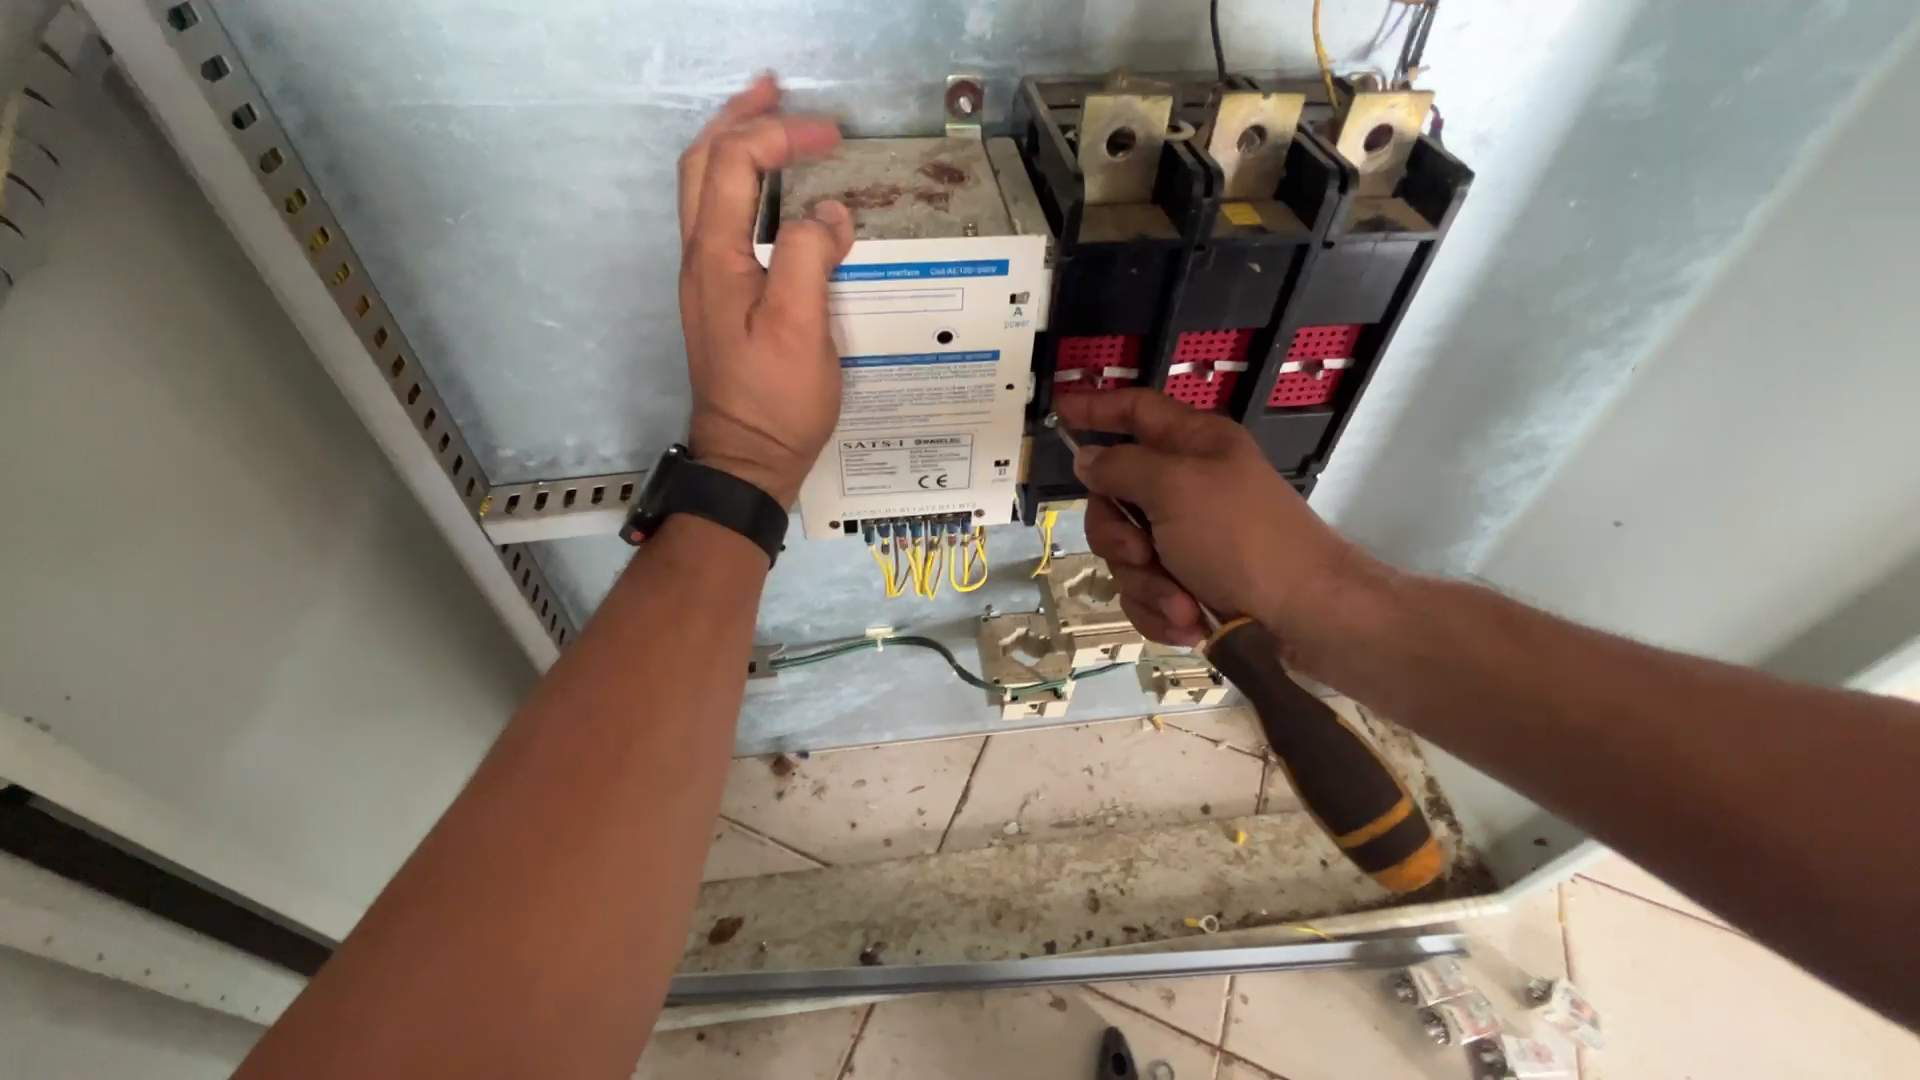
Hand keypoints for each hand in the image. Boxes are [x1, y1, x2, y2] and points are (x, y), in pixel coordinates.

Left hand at [677, 74, 854, 505]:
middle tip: (776, 91)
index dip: (780, 136)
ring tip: (769, 124)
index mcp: (715, 257)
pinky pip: (724, 225)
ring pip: (706, 193)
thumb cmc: (775, 401)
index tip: (831, 136)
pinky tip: (771, 197)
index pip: (734, 164)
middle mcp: (701, 260)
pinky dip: (743, 190)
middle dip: (738, 118)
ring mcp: (708, 282)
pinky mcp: (723, 303)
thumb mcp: (800, 329)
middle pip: (703, 165)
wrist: (747, 460)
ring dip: (734, 149)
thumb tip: (827, 214)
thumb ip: (810, 260)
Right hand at [1053, 390, 1392, 657]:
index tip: (1059, 409)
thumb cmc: (1243, 539)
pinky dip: (1158, 609)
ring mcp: (1184, 538)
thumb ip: (1122, 467)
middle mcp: (1186, 487)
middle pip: (1114, 496)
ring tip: (1180, 601)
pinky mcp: (1185, 582)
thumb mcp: (1176, 489)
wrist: (1303, 618)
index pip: (1135, 411)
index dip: (1097, 407)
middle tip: (1141, 553)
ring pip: (1124, 552)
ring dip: (1145, 582)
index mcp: (1193, 446)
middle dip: (1117, 535)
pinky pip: (1142, 590)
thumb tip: (1087, 458)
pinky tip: (1186, 622)